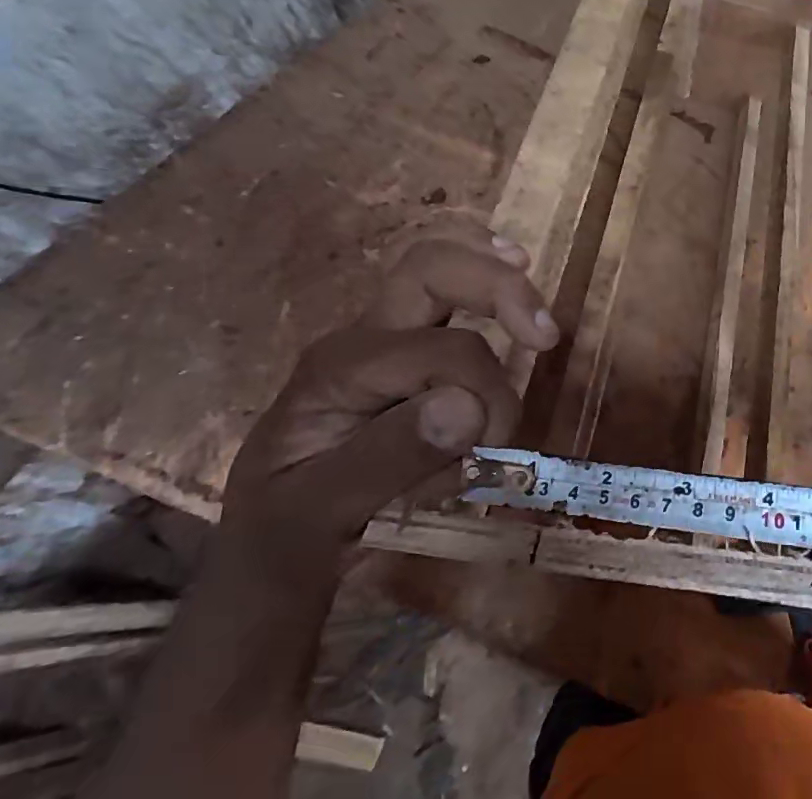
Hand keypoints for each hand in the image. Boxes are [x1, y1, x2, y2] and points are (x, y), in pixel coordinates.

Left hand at [216, 230, 561, 572]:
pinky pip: (448, 285)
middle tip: (545, 337)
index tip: (497, 444)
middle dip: (501, 288)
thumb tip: (468, 407)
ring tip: (535, 323)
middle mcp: (364, 338)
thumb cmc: (289, 533)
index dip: (488, 388)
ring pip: (442, 263)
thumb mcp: (319, 515)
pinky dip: (486, 273)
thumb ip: (389, 459)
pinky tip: (512, 273)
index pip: (447, 351)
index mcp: (340, 370)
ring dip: (498, 282)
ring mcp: (388, 337)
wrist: (265, 548)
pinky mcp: (410, 348)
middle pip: (433, 267)